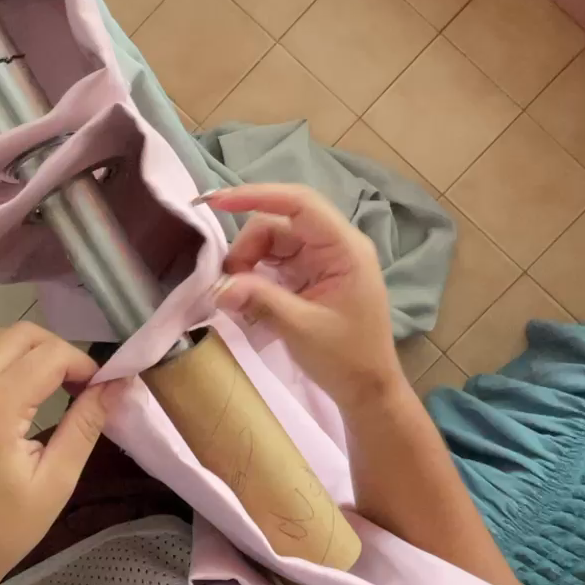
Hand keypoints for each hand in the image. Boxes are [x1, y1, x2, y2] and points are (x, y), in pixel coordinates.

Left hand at [0, 323, 112, 584]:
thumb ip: (86, 424)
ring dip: (22, 347)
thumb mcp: (57, 480)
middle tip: (75, 382)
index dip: (81, 363)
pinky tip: (0, 367)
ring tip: (43, 379)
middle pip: (19, 335)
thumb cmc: (6, 528)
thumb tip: (118, 383)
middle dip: (56, 349)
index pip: (49, 356)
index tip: (96, 387)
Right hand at [201, 183, 404, 408]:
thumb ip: (260, 300)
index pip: (299, 203)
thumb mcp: (301, 328)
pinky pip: (274, 262)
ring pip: (271, 243)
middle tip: (229, 283)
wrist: (367, 389)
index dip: (257, 195)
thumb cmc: (346, 357)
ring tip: (237, 296)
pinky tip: (246, 298)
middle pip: (278, 223)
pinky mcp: (310, 276)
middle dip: (247, 247)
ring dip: (248, 263)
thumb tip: (218, 286)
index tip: (217, 202)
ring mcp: (321, 260)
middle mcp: (334, 245)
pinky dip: (255, 276)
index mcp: (344, 248)